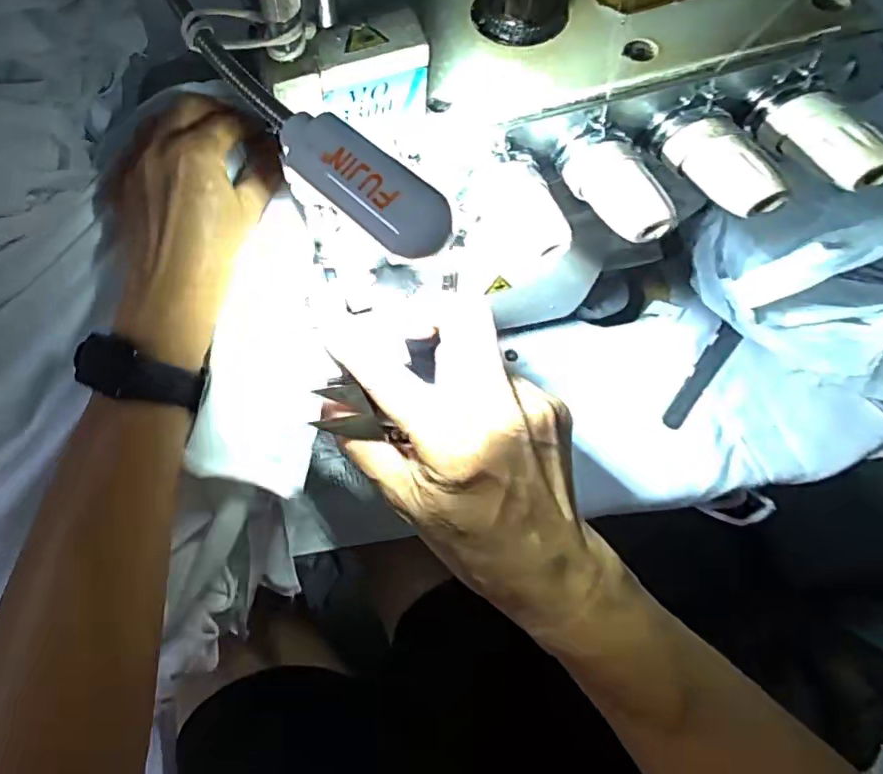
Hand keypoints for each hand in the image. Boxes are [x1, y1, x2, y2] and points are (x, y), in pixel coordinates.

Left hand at [109, 95, 280, 371]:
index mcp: (195, 150)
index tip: (263, 134)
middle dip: (216, 110)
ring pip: (158, 121)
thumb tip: (272, 151)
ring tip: (205, 136)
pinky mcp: (122, 182)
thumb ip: (263, 172)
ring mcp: (135, 162)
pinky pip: (138, 146)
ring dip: (184, 119)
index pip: (228, 121)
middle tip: (235, 126)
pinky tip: (173, 156)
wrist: (167, 296)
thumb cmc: (213, 256)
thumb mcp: (248, 211)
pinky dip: (158, 140)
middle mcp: (160, 146)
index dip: (251, 125)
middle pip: (189, 107)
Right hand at [324, 296, 636, 645]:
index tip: (334, 329)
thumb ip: (363, 443)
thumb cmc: (473, 544)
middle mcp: (498, 407)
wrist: (552, 569)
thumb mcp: (405, 500)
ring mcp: (531, 398)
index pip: (389, 373)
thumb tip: (331, 401)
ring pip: (479, 338)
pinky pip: (498, 367)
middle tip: (397, 336)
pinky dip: (472, 378)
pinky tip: (466, 413)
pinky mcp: (548, 399)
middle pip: (461, 314)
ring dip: (446, 348)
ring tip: (428, 383)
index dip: (354, 346)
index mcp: (454, 441)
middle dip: (421, 314)